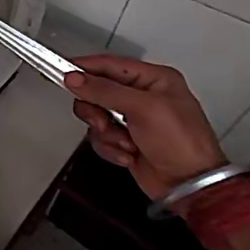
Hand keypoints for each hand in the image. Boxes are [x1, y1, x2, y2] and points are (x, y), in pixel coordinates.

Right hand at [63, 54, 226, 199]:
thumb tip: (73, 78)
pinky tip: (130, 155)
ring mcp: (132, 119)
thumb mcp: (143, 108)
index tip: (60, 71)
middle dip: (97, 111)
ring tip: (125, 143)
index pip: (109, 65)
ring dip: (106, 134)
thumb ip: (105, 90)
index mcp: (153, 79)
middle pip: (97, 92)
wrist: (189, 184)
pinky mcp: (125, 140)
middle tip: (103, 122)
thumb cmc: (180, 141)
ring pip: (95, 117)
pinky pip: (100, 138)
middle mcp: (141, 96)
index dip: (84, 68)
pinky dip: (111, 148)